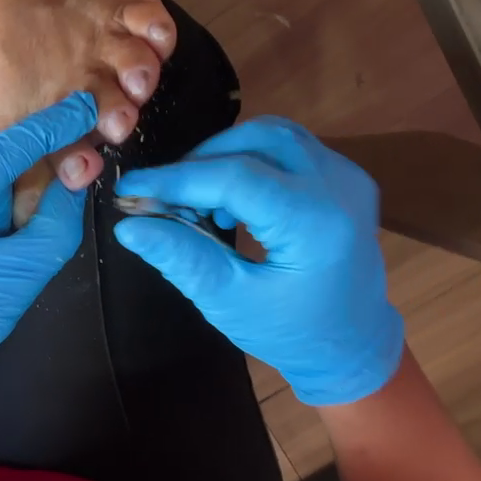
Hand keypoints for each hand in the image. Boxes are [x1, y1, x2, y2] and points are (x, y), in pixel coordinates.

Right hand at [111, 117, 403, 405]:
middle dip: (198, 163)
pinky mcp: (344, 176)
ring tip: (193, 200)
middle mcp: (339, 186)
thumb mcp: (229, 302)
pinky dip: (246, 162)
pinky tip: (227, 203)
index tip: (129, 191)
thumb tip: (128, 226)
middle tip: (160, 198)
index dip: (175, 179)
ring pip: (271, 136)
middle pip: (255, 141)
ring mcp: (347, 176)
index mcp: (314, 224)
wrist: (351, 344)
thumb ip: (182, 259)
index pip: (234, 178)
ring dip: (222, 157)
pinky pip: (286, 149)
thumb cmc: (289, 333)